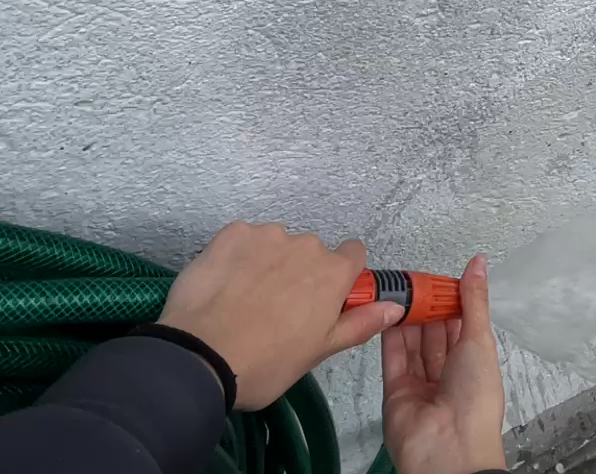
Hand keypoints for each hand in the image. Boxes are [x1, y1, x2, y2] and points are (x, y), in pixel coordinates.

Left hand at [158, 221, 404, 409]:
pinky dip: (236, 256)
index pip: (353, 254)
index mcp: (333, 272)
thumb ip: (360, 323)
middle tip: (274, 309)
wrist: (198, 358)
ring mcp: (269, 234)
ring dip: (267, 262)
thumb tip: (396, 307)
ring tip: (241, 300)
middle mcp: (308, 244)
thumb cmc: (266, 363)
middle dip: (298, 272)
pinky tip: (222, 284)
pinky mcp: (233, 233)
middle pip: (311, 252)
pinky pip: (242, 238)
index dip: (339, 275)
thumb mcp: (318, 353)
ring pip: (276, 244)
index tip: (320, 298)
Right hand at [382, 254, 506, 473]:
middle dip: (427, 306)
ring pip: (413, 342)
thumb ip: (474, 299)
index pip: (460, 321)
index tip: (439, 277)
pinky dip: (391, 335)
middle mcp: (448, 372)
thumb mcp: (480, 338)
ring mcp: (422, 383)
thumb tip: (479, 263)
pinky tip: (388, 312)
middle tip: (416, 280)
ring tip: (400, 289)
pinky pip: (393, 358)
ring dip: (408, 317)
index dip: (451, 298)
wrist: (448, 450)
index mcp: (474, 361)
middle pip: (434, 331)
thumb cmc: (476, 398)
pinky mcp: (397, 393)